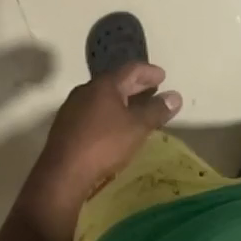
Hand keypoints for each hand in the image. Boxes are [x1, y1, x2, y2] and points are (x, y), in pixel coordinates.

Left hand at [18, 63, 181, 240]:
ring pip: (103, 97)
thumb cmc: (104, 144)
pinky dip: (109, 112)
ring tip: (136, 108)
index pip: (130, 69)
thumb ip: (157, 110)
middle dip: (136, 85)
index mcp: (104, 85)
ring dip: (121, 100)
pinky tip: (114, 125)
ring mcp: (73, 107)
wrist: (64, 171)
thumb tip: (175, 96)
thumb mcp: (137, 127)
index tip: (162, 76)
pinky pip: (93, 111)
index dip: (149, 72)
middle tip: (153, 89)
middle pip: (115, 82)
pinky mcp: (66, 125)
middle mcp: (86, 90)